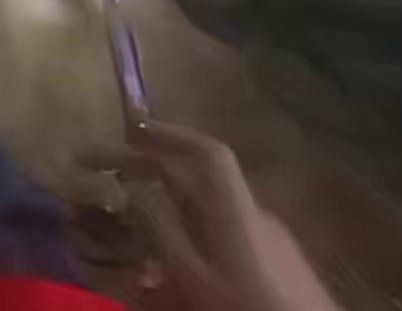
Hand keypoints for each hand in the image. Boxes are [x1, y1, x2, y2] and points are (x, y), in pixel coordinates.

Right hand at [83, 121, 340, 310]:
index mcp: (240, 211)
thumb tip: (130, 182)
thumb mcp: (193, 276)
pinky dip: (193, 227)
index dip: (171, 132)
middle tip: (118, 176)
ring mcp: (276, 244)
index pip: (209, 152)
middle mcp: (260, 216)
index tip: (134, 126)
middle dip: (156, 171)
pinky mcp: (283, 269)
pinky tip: (177, 253)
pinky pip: (227, 232)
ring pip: (212, 207)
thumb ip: (159, 225)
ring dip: (172, 202)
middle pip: (202, 179)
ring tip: (140, 219)